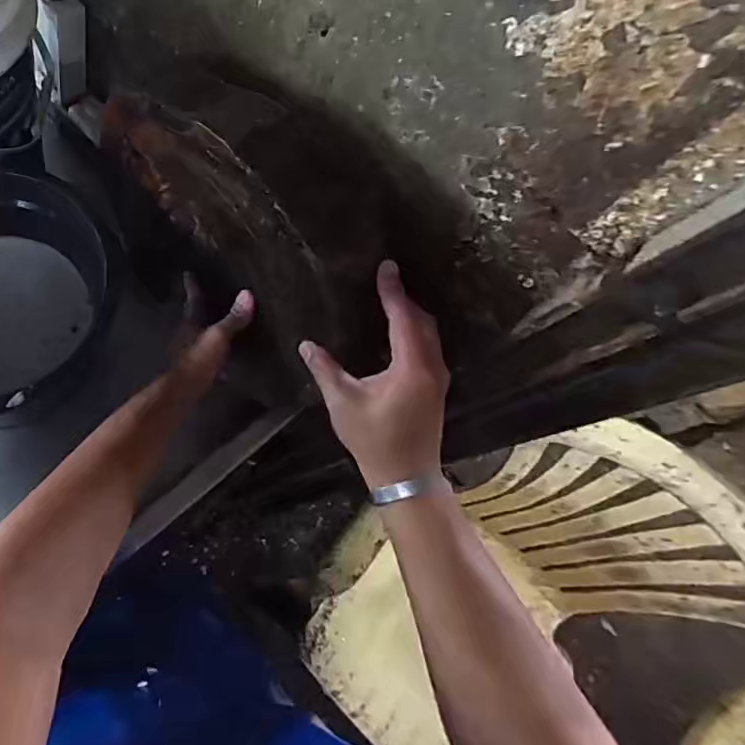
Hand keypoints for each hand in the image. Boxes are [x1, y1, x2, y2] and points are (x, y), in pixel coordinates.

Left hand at [169, 276, 254, 396]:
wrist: (181, 393)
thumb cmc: (197, 361)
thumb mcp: (217, 338)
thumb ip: (232, 319)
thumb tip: (246, 294)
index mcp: (189, 323)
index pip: (192, 300)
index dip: (191, 286)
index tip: (188, 273)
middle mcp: (184, 334)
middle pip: (192, 316)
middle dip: (198, 306)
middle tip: (207, 295)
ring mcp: (186, 352)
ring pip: (197, 335)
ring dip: (205, 329)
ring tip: (219, 325)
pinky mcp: (192, 368)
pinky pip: (205, 354)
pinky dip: (214, 353)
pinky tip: (225, 363)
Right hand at [299, 260, 448, 488]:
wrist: (406, 476)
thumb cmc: (373, 438)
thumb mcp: (342, 402)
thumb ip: (325, 369)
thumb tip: (306, 344)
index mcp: (411, 368)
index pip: (403, 319)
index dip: (393, 292)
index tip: (387, 268)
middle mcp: (431, 369)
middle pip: (423, 322)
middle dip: (405, 299)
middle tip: (387, 278)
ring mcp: (438, 380)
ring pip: (429, 335)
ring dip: (411, 314)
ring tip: (391, 298)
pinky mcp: (435, 389)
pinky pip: (428, 347)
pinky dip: (414, 331)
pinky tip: (398, 331)